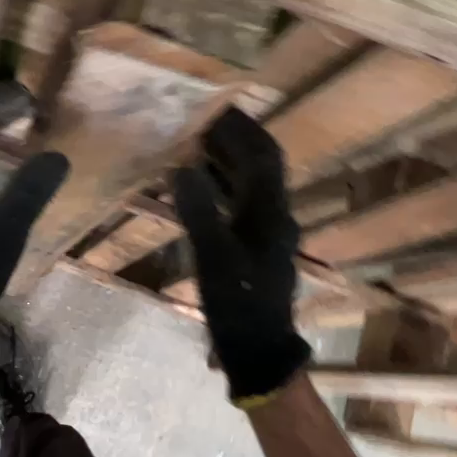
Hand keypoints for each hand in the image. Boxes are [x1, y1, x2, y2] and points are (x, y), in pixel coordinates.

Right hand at [173, 107, 310, 406]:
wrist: (257, 350)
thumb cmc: (238, 301)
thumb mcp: (212, 255)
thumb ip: (197, 209)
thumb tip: (182, 166)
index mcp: (271, 213)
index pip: (265, 156)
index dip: (245, 128)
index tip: (220, 106)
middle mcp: (274, 216)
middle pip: (259, 166)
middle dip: (233, 140)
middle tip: (200, 120)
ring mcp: (265, 233)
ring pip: (248, 185)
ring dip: (226, 161)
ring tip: (193, 143)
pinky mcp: (252, 248)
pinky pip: (238, 204)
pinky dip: (219, 186)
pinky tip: (195, 186)